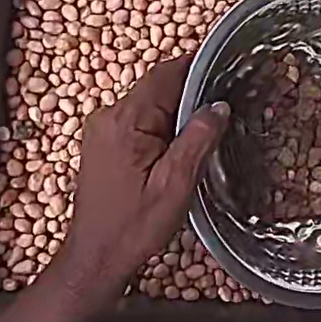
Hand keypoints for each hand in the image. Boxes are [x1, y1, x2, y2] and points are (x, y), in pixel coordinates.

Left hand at [42, 56, 229, 309]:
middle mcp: (108, 117)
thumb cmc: (134, 226)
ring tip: (209, 127)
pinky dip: (162, 125)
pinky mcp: (103, 144)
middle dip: (190, 93)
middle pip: (157, 88)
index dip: (196, 66)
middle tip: (225, 104)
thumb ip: (198, 139)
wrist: (96, 257)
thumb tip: (218, 106)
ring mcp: (102, 130)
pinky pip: (139, 121)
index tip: (224, 64)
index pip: (164, 75)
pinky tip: (181, 144)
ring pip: (149, 105)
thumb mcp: (175, 184)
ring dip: (177, 112)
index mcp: (125, 121)